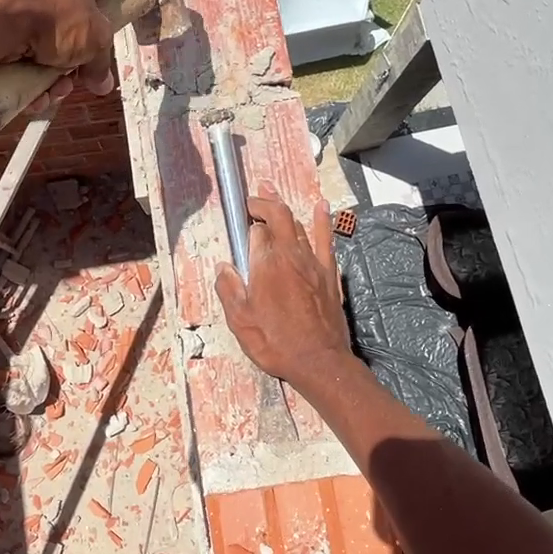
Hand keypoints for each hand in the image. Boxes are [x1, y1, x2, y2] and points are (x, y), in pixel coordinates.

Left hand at [0, 0, 119, 106]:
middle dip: (76, 57)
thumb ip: (102, 62)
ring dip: (50, 76)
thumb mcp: (94, 40)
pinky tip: (31, 97)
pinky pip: (16, 59)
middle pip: (68, 21)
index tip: (115, 2)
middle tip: (79, 76)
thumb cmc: (54, 15)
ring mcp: (14, 5)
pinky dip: (25, 80)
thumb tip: (103, 84)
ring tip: (52, 93)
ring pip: (41, 47)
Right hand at [214, 192, 357, 388]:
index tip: (240, 220)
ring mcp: (312, 263)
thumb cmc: (275, 343)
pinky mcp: (329, 274)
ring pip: (298, 226)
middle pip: (279, 216)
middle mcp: (290, 256)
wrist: (319, 361)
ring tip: (270, 191)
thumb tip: (223, 266)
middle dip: (264, 202)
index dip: (247, 223)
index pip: (256, 230)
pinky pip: (326, 240)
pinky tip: (322, 206)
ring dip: (284, 207)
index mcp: (265, 265)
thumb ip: (229, 290)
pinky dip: (323, 220)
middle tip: (253, 198)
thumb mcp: (240, 322)